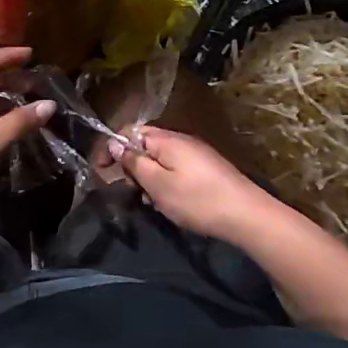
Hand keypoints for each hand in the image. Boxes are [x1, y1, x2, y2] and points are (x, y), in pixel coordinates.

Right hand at [112, 125, 281, 243]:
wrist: (246, 215)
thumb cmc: (197, 200)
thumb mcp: (157, 183)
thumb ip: (134, 162)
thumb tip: (115, 143)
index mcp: (166, 139)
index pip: (129, 131)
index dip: (111, 148)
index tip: (101, 171)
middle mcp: (181, 140)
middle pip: (144, 145)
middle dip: (130, 166)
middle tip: (130, 190)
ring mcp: (195, 154)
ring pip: (159, 160)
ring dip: (148, 178)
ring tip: (150, 201)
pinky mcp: (206, 170)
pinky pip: (174, 170)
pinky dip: (165, 184)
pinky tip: (169, 203)